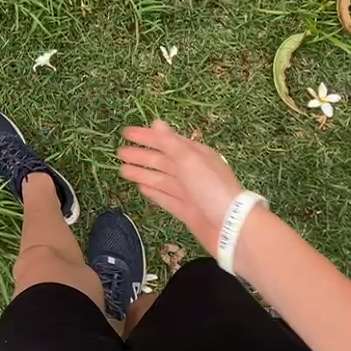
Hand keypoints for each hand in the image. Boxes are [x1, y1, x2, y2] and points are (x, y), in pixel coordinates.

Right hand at [117, 120, 243, 254]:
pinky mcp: (186, 210)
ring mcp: (189, 192)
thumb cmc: (211, 188)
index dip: (146, 136)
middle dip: (141, 156)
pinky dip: (153, 192)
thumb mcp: (190, 160)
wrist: (231, 228)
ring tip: (122, 170)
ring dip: (142, 173)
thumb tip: (156, 122)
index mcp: (196, 155)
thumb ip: (170, 143)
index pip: (166, 141)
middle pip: (162, 160)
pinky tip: (141, 188)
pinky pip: (166, 197)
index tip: (126, 133)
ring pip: (161, 179)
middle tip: (119, 152)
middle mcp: (192, 171)